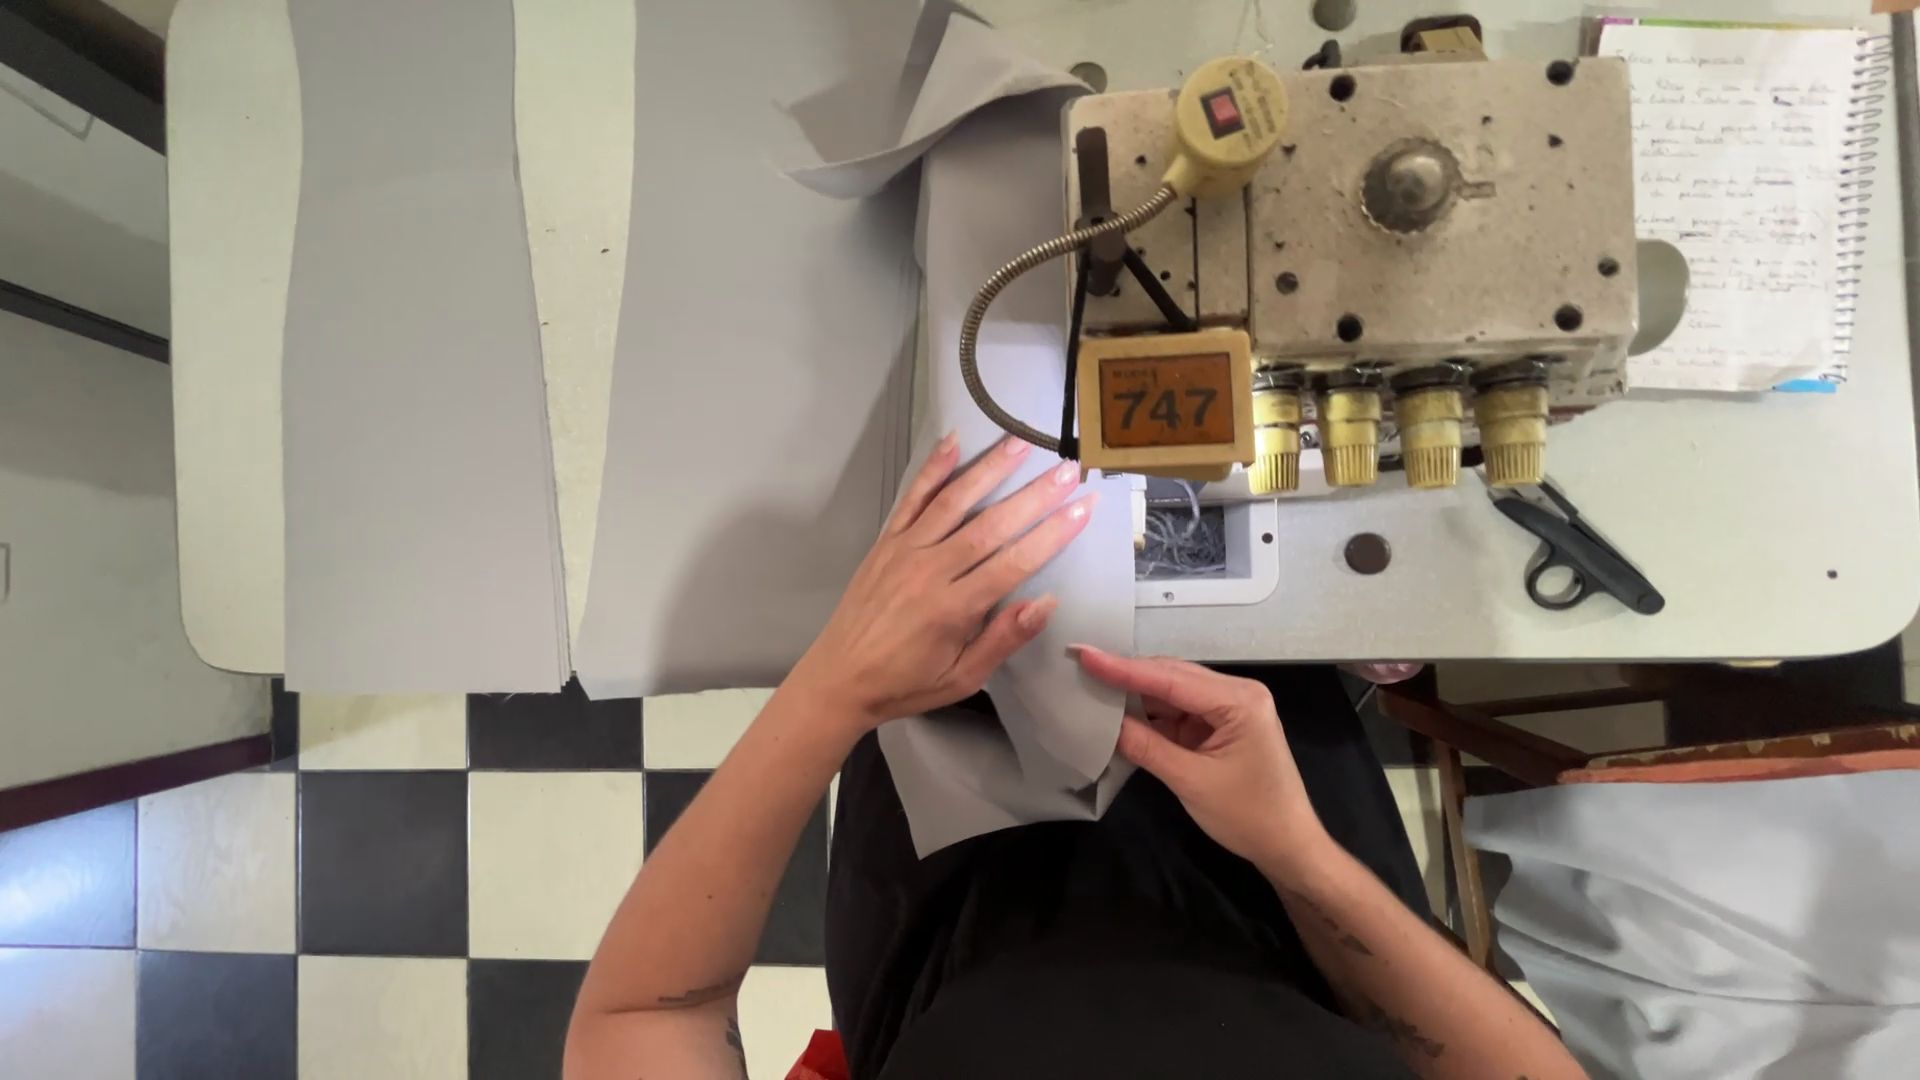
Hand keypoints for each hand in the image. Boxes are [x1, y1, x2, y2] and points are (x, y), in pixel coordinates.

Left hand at [787, 433, 1096, 731]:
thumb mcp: (962, 679)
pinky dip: (932, 470)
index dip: (1052, 534)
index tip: (1083, 508)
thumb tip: (1047, 602)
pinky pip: (912, 500)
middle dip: (1033, 496)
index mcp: (953, 609)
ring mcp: (904, 551)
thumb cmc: (907, 683)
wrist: (839, 678)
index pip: (1014, 563)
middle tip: (1067, 470)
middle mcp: (929, 571)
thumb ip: (1003, 639)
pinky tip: (953, 442)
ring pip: (953, 502)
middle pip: (990, 526)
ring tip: (1021, 442)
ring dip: (989, 470)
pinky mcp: (885, 542)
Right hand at [1076, 648, 1331, 878]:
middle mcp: (1236, 693)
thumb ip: (1146, 746)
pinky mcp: (1218, 723)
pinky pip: (1176, 709)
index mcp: (1239, 700)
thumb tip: (1104, 723)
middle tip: (1081, 666)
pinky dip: (1149, 713)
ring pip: (1170, 690)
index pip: (1170, 678)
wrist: (1289, 847)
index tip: (1085, 655)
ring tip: (1092, 686)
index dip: (1124, 668)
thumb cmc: (1249, 816)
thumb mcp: (1191, 781)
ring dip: (1135, 694)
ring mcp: (1227, 707)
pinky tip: (1120, 712)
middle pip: (1170, 676)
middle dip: (1126, 675)